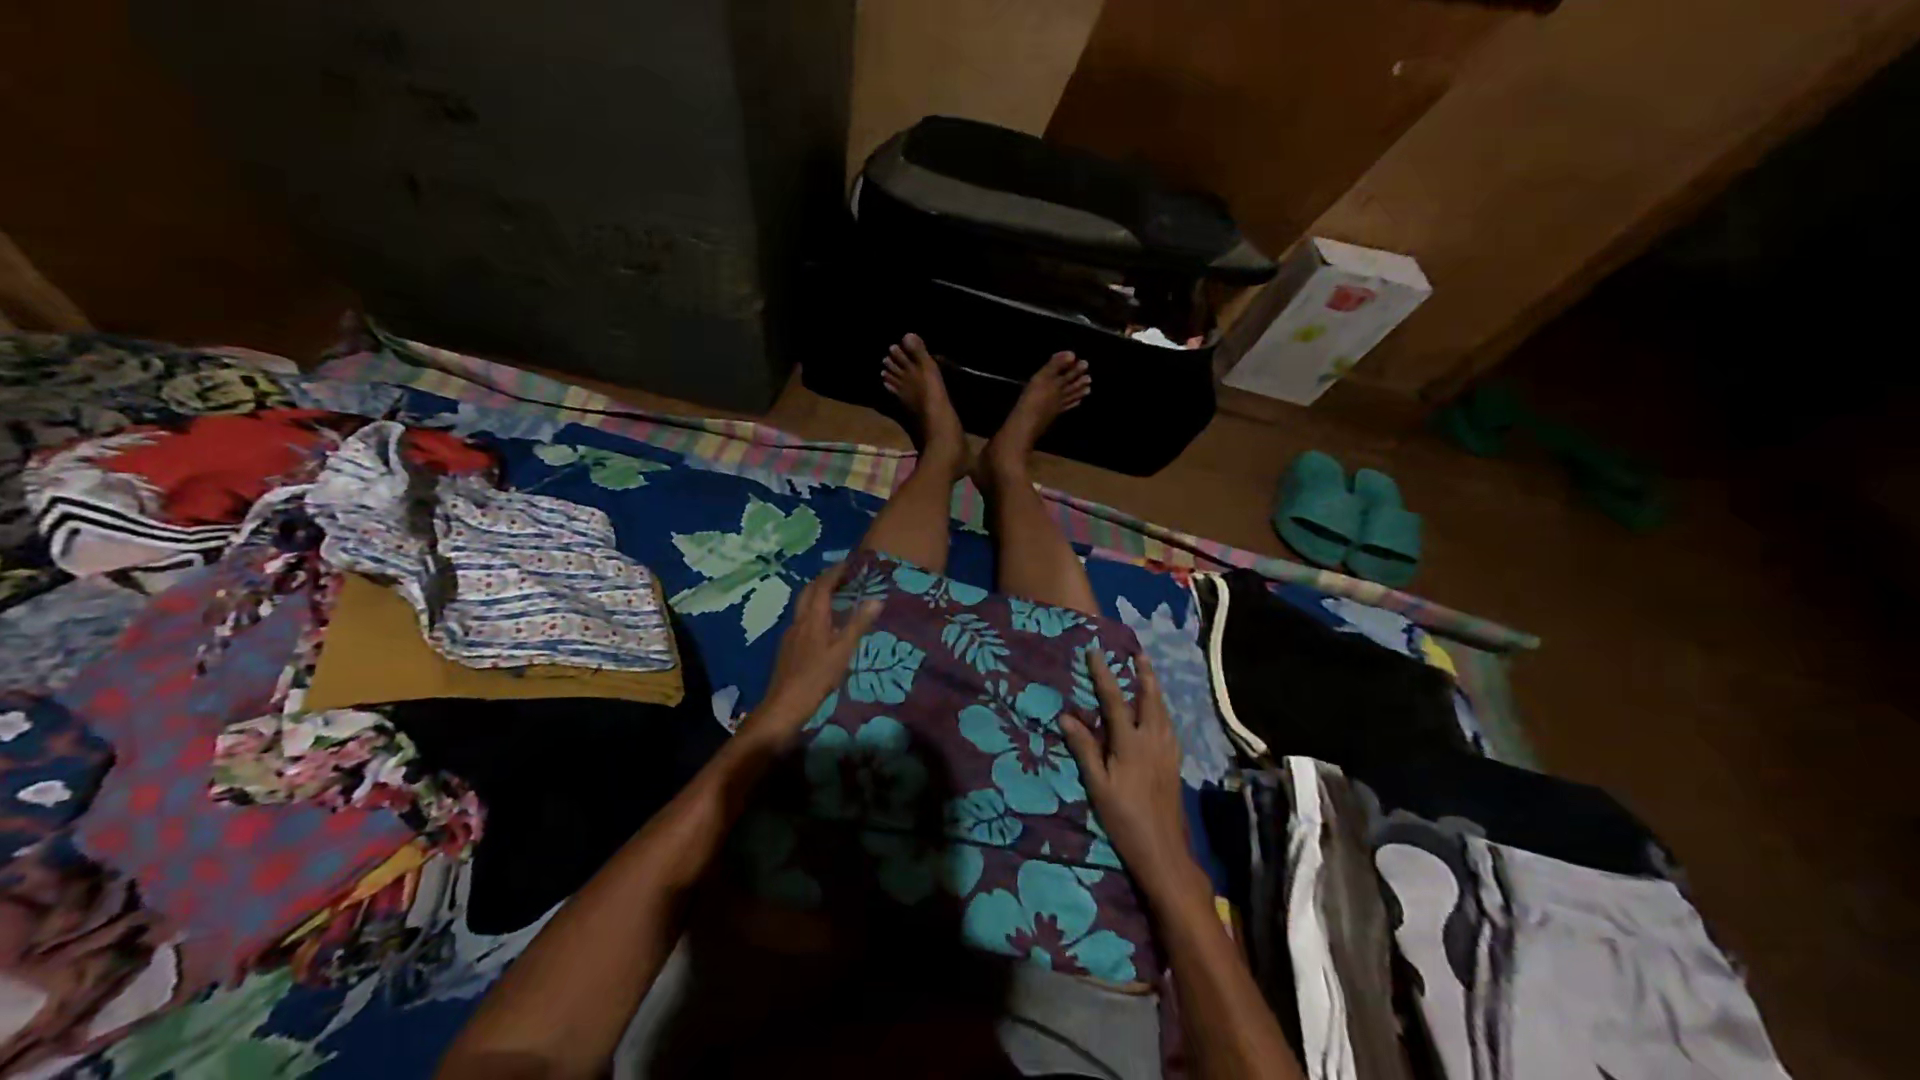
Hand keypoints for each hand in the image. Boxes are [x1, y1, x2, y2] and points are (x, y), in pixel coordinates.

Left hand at [738, 565, 881, 749]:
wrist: (785, 704)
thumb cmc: (817, 676)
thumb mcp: (843, 651)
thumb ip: (858, 624)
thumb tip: (877, 599)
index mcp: (812, 618)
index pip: (822, 586)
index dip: (834, 572)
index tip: (849, 563)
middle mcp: (799, 621)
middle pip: (808, 592)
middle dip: (824, 580)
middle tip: (842, 576)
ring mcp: (791, 634)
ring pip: (803, 606)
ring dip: (817, 595)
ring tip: (836, 596)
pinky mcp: (788, 647)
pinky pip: (802, 620)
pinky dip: (814, 612)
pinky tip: (824, 625)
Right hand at [1061, 653, 1205, 903]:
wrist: (1163, 849)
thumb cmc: (1124, 818)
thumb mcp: (1098, 784)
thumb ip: (1084, 748)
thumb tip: (1067, 716)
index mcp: (1131, 743)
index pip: (1114, 700)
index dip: (1104, 674)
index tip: (1096, 652)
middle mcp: (1153, 740)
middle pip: (1150, 698)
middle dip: (1144, 673)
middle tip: (1139, 653)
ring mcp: (1168, 751)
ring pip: (1163, 710)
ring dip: (1155, 689)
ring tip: (1149, 675)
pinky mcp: (1175, 762)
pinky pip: (1169, 725)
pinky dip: (1162, 709)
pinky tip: (1160, 714)